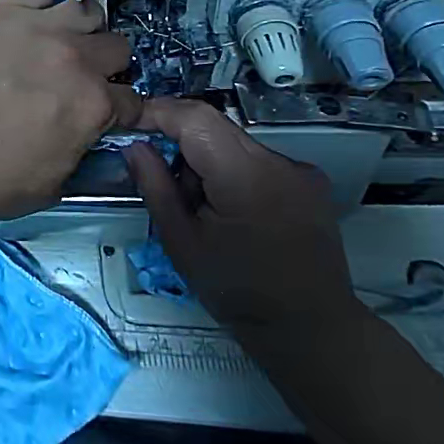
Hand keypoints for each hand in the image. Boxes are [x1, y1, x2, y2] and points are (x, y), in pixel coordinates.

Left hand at [0, 0, 140, 229]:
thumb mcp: (46, 188)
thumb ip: (80, 153)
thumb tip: (87, 134)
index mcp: (91, 106)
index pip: (133, 101)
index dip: (123, 112)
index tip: (111, 113)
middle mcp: (74, 58)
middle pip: (117, 47)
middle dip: (107, 67)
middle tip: (82, 79)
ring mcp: (37, 26)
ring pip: (86, 10)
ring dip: (80, 31)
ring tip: (58, 45)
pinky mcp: (2, 7)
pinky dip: (39, 6)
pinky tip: (25, 25)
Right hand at [125, 98, 359, 334]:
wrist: (311, 331)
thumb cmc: (239, 292)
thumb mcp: (182, 243)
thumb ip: (155, 187)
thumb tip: (135, 147)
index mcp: (244, 175)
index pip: (195, 117)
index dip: (159, 112)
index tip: (132, 123)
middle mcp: (278, 161)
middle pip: (216, 129)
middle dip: (183, 147)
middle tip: (171, 186)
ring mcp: (299, 169)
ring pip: (236, 145)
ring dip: (211, 164)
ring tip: (209, 213)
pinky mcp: (310, 182)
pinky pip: (259, 162)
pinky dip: (237, 175)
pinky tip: (240, 216)